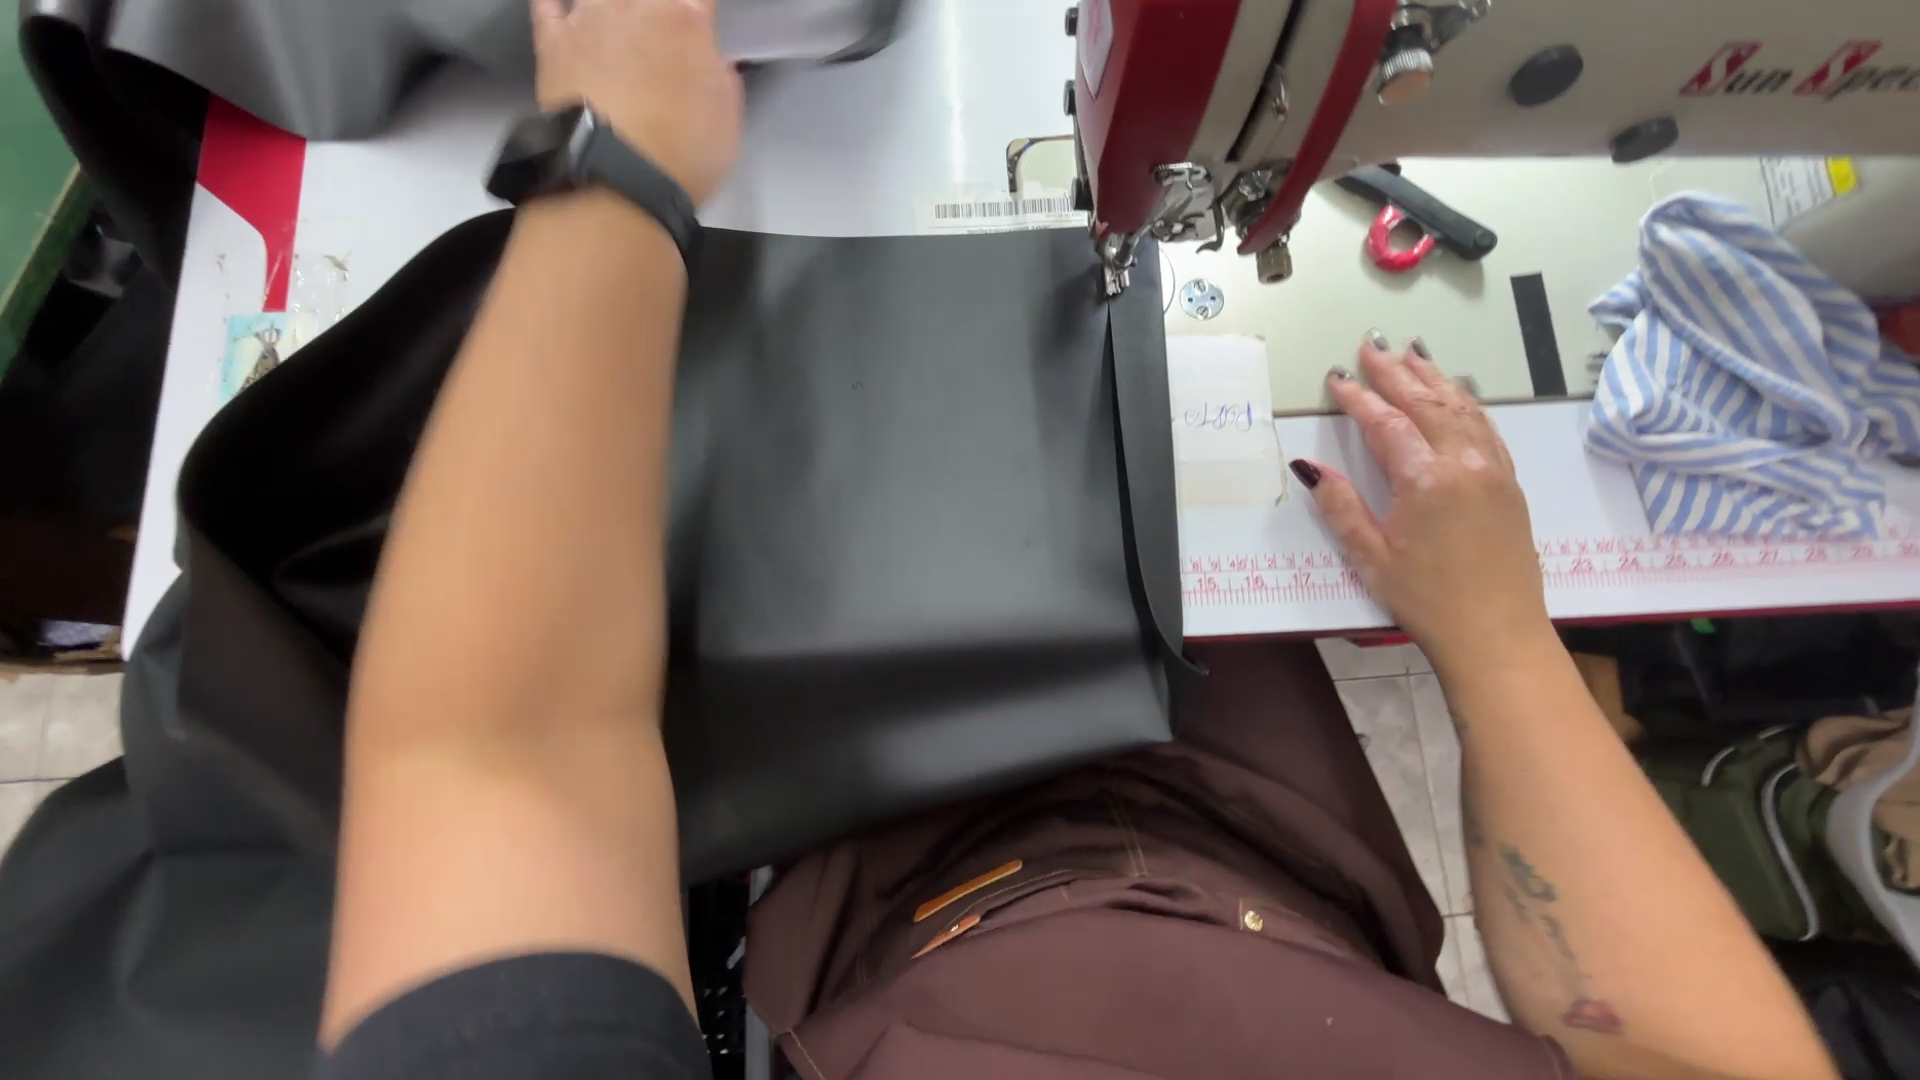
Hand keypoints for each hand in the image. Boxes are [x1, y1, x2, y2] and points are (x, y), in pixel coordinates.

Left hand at [532, 0, 744, 204]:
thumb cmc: (683, 153)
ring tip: (622, 17)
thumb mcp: (729, 122)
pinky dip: (555, 1)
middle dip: (657, 7)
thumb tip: (714, 62)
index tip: (704, 20)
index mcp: (686, 20)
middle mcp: (635, 7)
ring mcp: (589, 20)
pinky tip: (565, 6)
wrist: (620, 178)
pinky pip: (546, 4)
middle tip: (662, 25)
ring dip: (614, 5)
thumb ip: (722, 79)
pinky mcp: (553, 43)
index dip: (702, 9)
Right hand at [1293, 333, 1552, 675]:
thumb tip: (1310, 468)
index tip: (1338, 378)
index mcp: (1427, 480)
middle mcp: (1466, 464)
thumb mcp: (1370, 557)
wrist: (1496, 633)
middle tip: (1372, 346)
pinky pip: (1485, 427)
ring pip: (1462, 409)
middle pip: (1427, 404)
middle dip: (1396, 373)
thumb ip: (1341, 507)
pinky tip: (1456, 394)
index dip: (1359, 398)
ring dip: (1434, 378)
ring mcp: (1494, 471)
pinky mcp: (1509, 484)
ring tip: (1412, 354)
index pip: (1386, 425)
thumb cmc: (1426, 599)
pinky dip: (1466, 402)